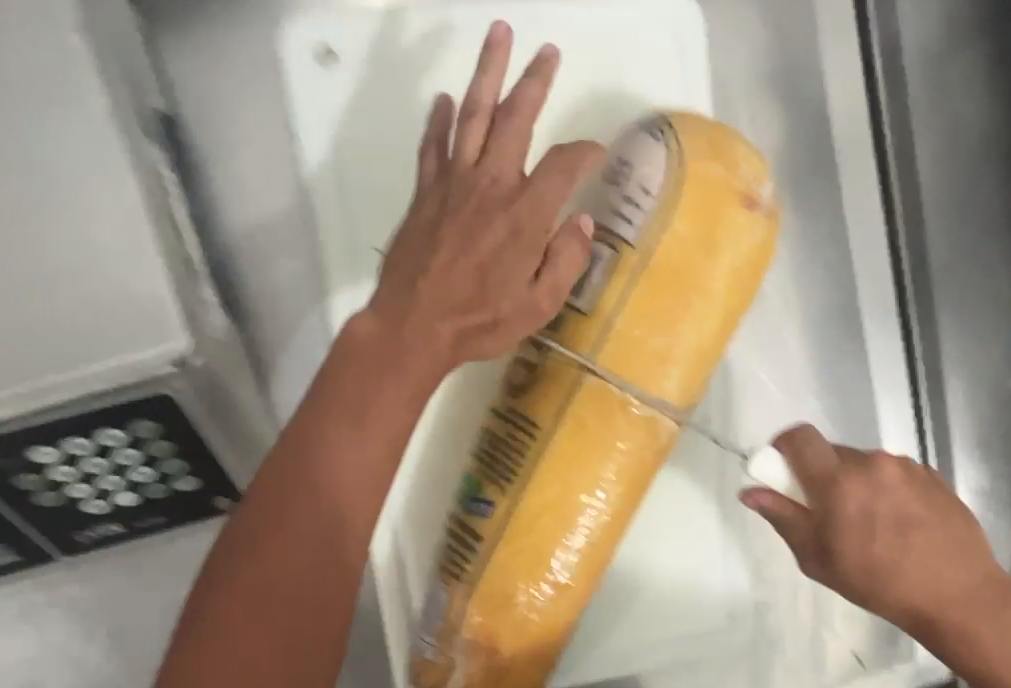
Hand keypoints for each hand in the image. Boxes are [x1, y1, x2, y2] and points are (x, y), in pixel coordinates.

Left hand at [363, 22, 605, 373]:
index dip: (587, 153)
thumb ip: (566, 261)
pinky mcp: (425, 194)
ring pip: (473, 115)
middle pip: (517, 118)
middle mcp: (492, 185)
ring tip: (499, 35)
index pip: (566, 165)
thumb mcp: (538, 306)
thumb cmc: (479, 323)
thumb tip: (583, 222)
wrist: (412, 327)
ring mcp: (454, 184)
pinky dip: (440, 120)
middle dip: (535, 81)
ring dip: (487, 73)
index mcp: (526, 214)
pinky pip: (434, 146)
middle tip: (548, 52)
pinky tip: (445, 100)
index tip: (598, 153)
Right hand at [740, 425, 1010, 638]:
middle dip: (821, 476)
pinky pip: (894, 475)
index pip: (800, 437)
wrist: (956, 593)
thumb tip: (750, 492)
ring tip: (868, 526)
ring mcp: (907, 467)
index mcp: (838, 481)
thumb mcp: (816, 558)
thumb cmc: (876, 582)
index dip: (784, 447)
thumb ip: (783, 518)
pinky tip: (898, 526)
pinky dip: (885, 492)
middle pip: (832, 453)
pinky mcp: (933, 476)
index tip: (782, 473)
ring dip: (856, 485)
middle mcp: (872, 463)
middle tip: (826, 514)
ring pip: (865, 465)